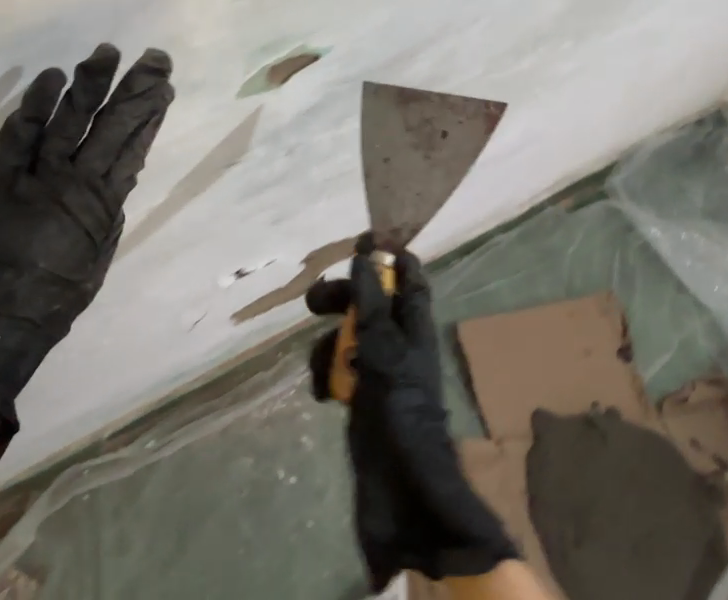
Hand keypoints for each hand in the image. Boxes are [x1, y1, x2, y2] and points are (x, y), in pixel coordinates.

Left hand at [0, 44, 174, 468]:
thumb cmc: (48, 300)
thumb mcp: (94, 259)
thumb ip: (106, 214)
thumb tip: (122, 175)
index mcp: (102, 207)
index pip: (134, 148)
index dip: (150, 115)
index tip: (165, 86)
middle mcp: (76, 183)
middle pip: (111, 126)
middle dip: (135, 89)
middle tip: (154, 57)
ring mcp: (36, 174)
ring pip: (70, 119)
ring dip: (90, 84)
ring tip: (106, 53)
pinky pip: (20, 131)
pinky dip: (35, 103)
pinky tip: (51, 76)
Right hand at [307, 239, 517, 590]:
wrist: (402, 492)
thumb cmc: (399, 412)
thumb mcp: (384, 347)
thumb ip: (373, 301)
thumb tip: (367, 252)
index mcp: (414, 329)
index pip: (409, 279)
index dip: (390, 256)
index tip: (363, 236)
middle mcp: (398, 347)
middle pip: (369, 304)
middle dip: (341, 299)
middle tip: (313, 302)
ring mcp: (378, 375)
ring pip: (346, 338)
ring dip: (327, 346)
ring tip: (321, 369)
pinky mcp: (360, 401)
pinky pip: (336, 373)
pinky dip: (324, 377)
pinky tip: (321, 395)